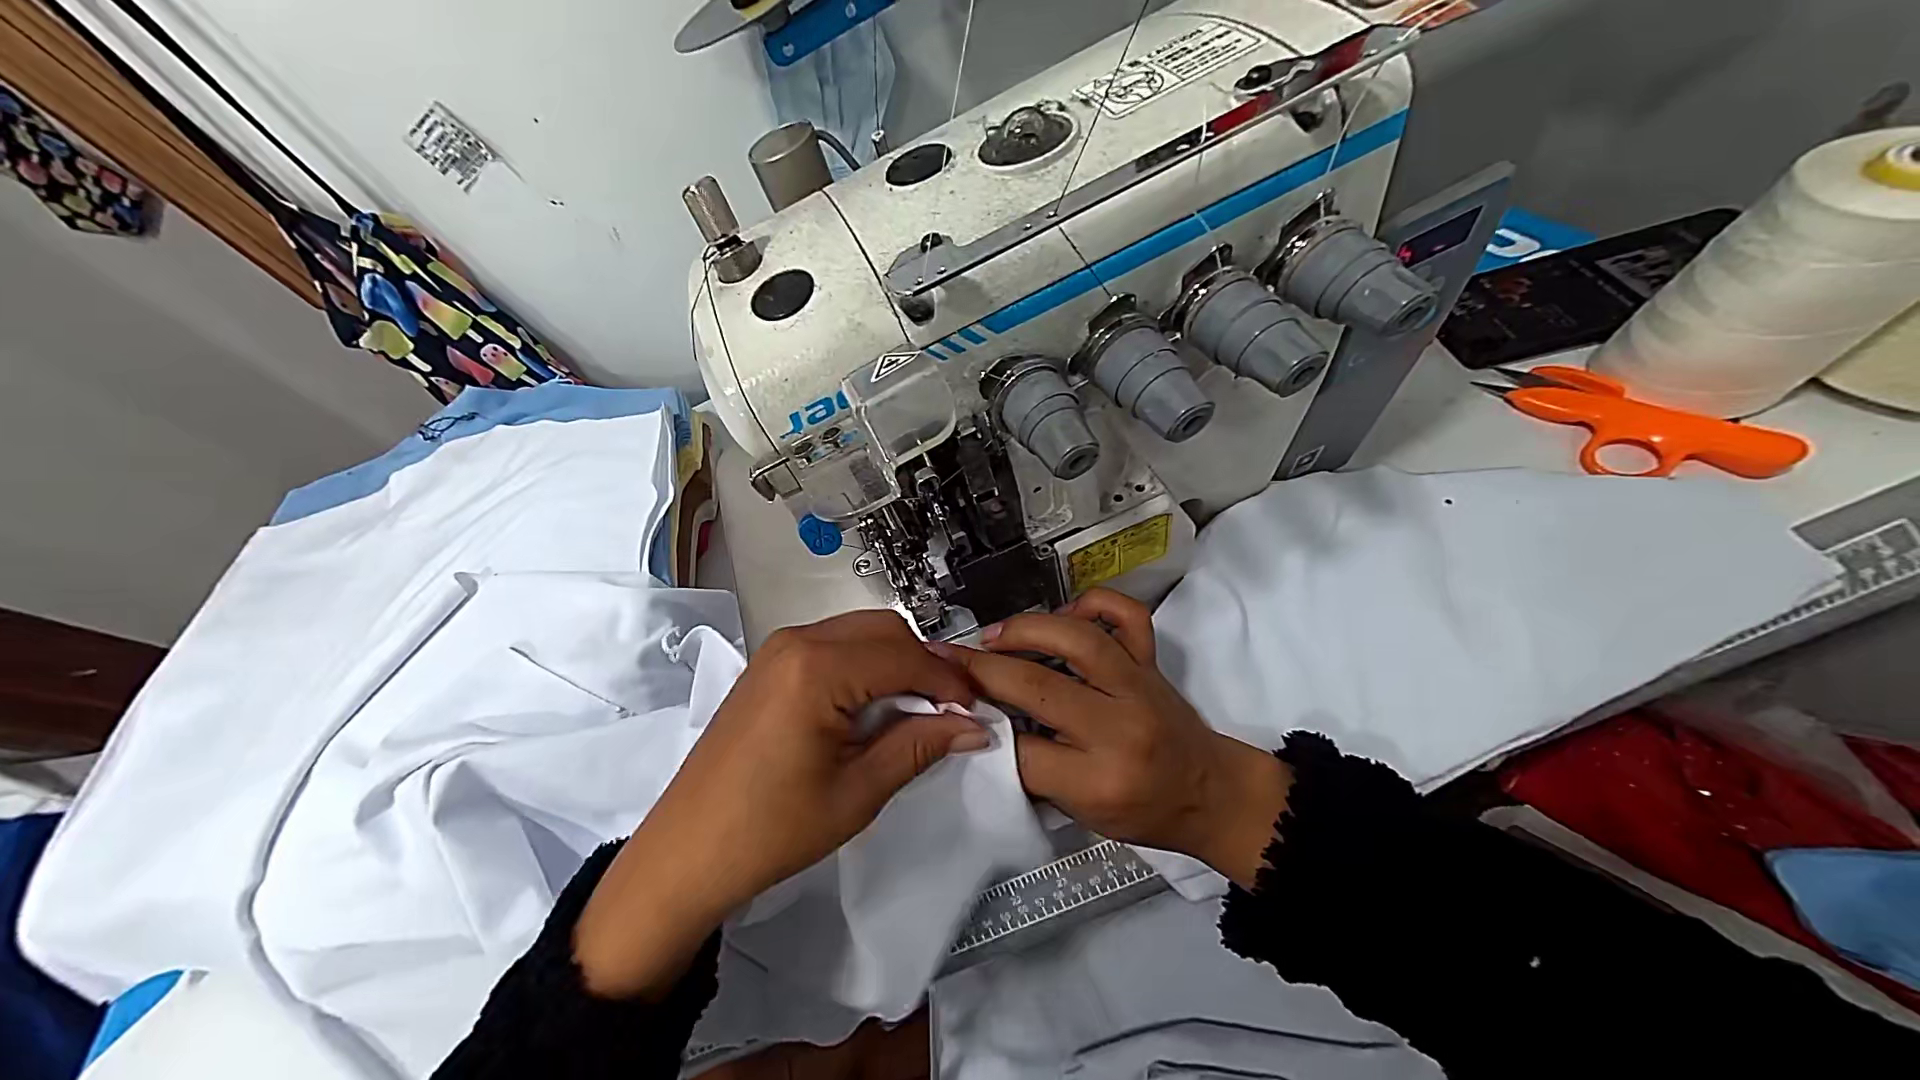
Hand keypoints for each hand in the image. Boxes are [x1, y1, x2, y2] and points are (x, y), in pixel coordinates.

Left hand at [574, 610, 986, 998]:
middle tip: (950, 711)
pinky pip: (834, 644)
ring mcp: (778, 648)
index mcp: (817, 669)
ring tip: (917, 712)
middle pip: (885, 630)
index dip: (949, 683)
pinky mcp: (769, 663)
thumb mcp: (858, 792)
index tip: (975, 713)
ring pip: (861, 632)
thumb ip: (919, 746)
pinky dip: (866, 665)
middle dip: (925, 665)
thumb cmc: (772, 830)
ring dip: (897, 662)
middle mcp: (797, 641)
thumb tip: (974, 726)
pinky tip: (875, 706)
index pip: (906, 656)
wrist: (687, 852)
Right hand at [931, 589, 1289, 888]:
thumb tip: (989, 724)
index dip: (981, 728)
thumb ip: (1036, 771)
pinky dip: (1092, 604)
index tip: (955, 711)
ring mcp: (1139, 686)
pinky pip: (1126, 616)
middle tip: (951, 664)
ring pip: (1076, 640)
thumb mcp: (1082, 813)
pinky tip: (1064, 615)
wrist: (1211, 794)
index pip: (1021, 749)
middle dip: (982, 673)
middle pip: (1036, 687)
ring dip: (1024, 630)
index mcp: (1100, 780)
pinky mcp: (1152, 662)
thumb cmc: (1146, 812)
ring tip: (993, 636)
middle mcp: (1121, 727)